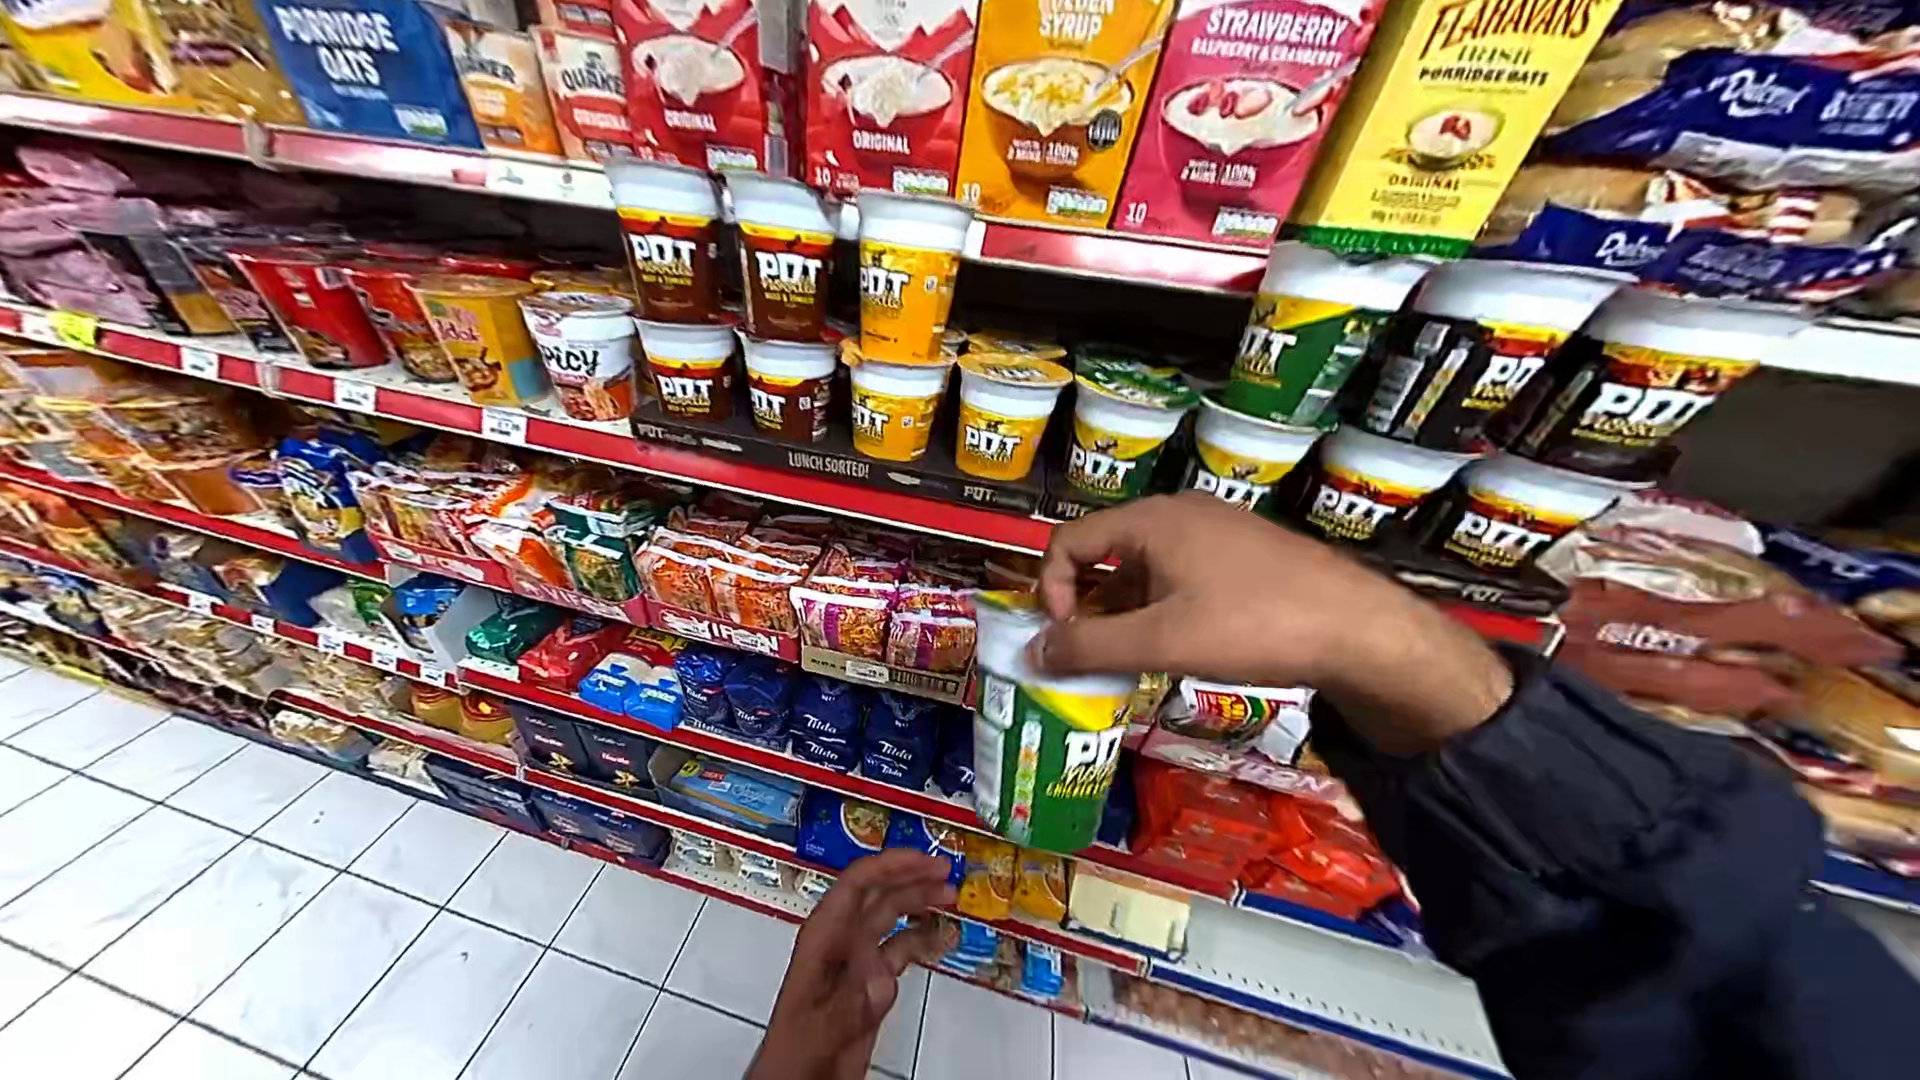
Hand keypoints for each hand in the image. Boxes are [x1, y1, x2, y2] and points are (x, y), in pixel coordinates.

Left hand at [748, 850, 954, 1079]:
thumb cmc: (792, 1061)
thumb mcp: (815, 1033)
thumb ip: (846, 1005)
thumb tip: (882, 976)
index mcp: (823, 939)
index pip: (857, 884)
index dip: (891, 866)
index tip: (923, 861)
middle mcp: (842, 942)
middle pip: (877, 893)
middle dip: (911, 876)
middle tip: (944, 871)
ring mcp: (856, 962)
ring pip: (890, 915)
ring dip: (919, 901)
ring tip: (948, 894)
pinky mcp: (869, 985)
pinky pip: (898, 949)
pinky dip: (921, 938)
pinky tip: (939, 937)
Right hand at [1032, 493, 1512, 751]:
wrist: (1364, 630)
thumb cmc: (1252, 626)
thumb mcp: (1160, 641)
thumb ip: (1088, 647)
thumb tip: (1030, 653)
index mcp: (1149, 520)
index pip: (1067, 542)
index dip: (1052, 590)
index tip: (1066, 639)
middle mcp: (1175, 513)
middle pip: (1103, 553)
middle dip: (1087, 606)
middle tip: (1095, 654)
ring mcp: (1211, 529)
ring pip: (1140, 566)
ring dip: (1123, 610)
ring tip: (1135, 657)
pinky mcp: (1237, 551)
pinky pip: (1175, 572)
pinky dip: (1158, 605)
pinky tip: (1176, 642)